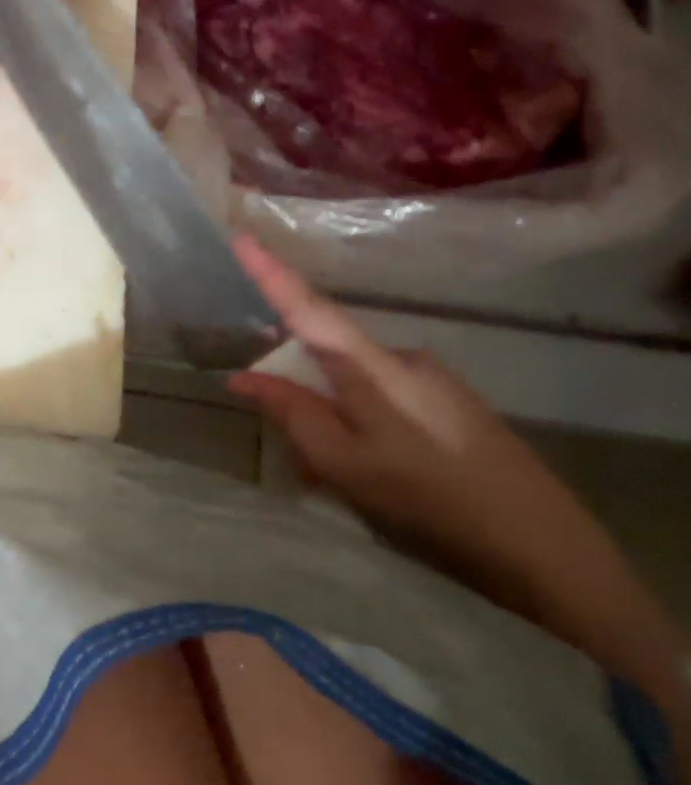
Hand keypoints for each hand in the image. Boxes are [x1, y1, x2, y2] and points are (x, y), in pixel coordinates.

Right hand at [225, 236, 612, 601]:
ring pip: (350, 382)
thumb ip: (290, 412)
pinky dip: (357, 425)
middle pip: (324, 353)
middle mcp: (403, 360)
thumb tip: (242, 375)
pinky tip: (370, 474)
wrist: (543, 549)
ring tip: (334, 478)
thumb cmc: (427, 499)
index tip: (240, 235)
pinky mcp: (450, 404)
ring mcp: (433, 381)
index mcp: (372, 367)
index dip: (270, 273)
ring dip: (328, 416)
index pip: (308, 309)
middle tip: (296, 450)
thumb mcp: (341, 463)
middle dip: (295, 388)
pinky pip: (379, 398)